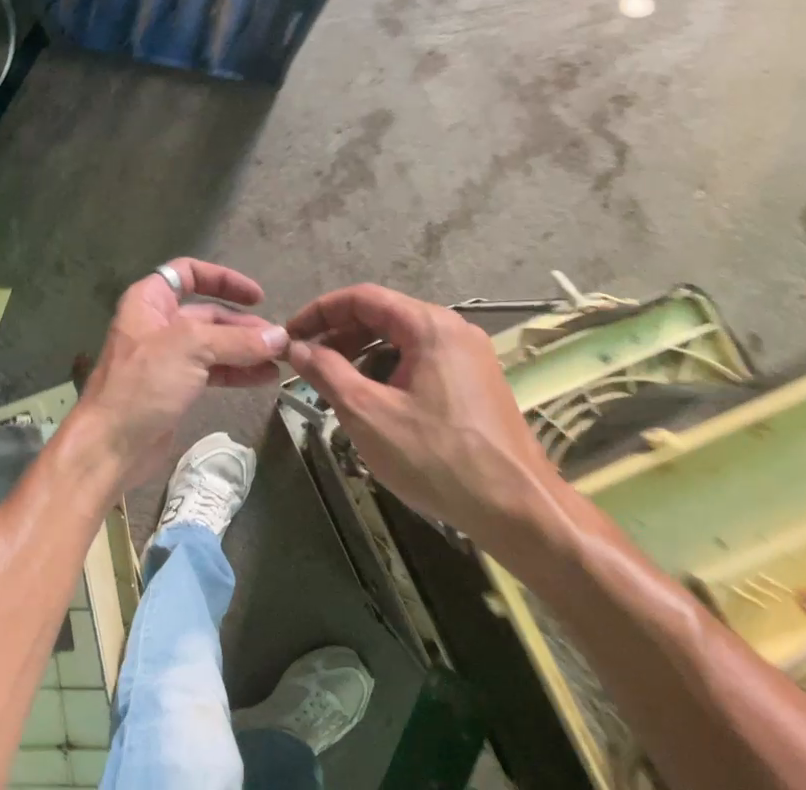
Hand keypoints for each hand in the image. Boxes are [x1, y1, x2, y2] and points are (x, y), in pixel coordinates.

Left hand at [74, 259, 288, 493]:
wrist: (111, 443)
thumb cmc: (143, 384)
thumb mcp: (190, 348)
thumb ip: (236, 340)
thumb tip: (279, 337)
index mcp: (149, 301)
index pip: (188, 273)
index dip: (223, 279)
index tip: (256, 297)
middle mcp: (158, 324)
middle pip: (208, 312)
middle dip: (243, 324)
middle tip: (279, 340)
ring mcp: (167, 357)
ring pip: (213, 344)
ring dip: (246, 349)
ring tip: (280, 360)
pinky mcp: (175, 387)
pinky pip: (212, 370)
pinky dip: (237, 371)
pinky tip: (264, 377)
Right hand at [284, 285, 563, 554]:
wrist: (515, 507)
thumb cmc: (436, 457)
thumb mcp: (367, 413)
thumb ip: (326, 372)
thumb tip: (298, 348)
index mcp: (430, 326)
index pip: (362, 298)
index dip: (319, 312)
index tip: (290, 336)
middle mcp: (454, 331)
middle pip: (383, 315)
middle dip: (338, 334)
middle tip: (305, 362)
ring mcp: (469, 357)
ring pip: (402, 341)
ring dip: (361, 354)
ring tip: (332, 384)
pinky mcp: (475, 384)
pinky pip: (421, 361)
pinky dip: (387, 370)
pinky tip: (372, 400)